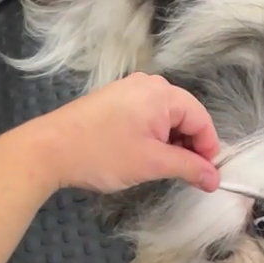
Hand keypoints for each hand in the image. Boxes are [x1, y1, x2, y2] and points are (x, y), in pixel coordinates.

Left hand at [21, 73, 220, 193]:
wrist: (48, 150)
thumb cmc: (103, 154)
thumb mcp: (152, 163)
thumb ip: (189, 168)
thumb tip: (214, 178)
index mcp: (162, 93)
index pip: (201, 119)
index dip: (209, 149)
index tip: (207, 177)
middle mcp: (148, 85)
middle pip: (184, 116)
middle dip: (189, 147)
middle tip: (186, 176)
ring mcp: (128, 90)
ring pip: (164, 118)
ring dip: (170, 144)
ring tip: (162, 169)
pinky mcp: (113, 101)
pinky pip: (146, 117)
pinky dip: (152, 137)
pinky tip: (143, 157)